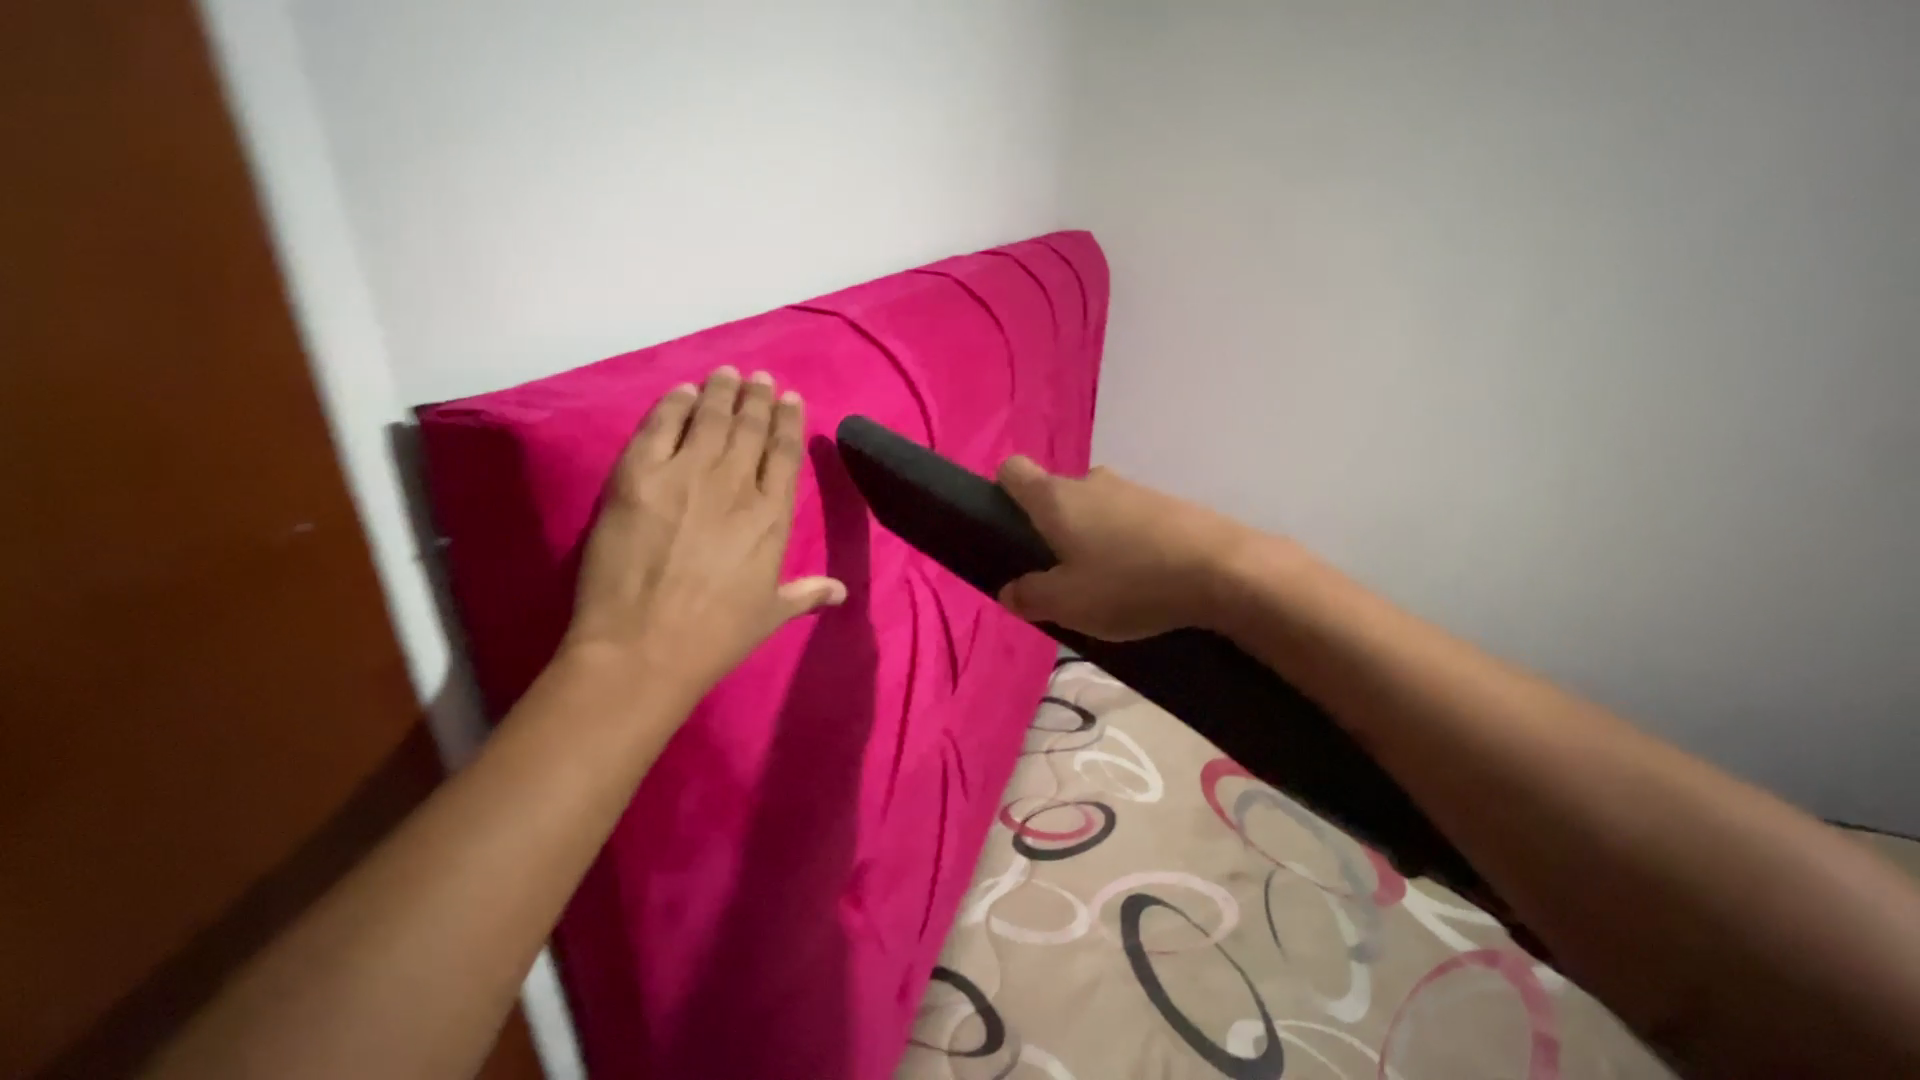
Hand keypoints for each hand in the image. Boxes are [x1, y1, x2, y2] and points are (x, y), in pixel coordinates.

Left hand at [563, 367, 844, 699]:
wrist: (643, 647)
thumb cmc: (714, 636)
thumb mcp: (770, 615)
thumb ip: (805, 594)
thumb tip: (841, 592)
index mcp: (772, 516)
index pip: (785, 453)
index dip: (789, 421)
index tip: (790, 398)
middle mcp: (734, 484)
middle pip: (750, 427)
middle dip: (757, 397)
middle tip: (758, 378)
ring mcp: (684, 474)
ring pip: (710, 418)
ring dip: (721, 392)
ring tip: (726, 374)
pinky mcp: (637, 474)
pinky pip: (660, 425)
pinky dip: (674, 404)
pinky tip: (682, 393)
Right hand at [995, 456, 1259, 640]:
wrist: (1224, 570)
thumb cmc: (1129, 584)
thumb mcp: (1067, 604)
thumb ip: (1029, 595)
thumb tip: (1009, 589)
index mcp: (1055, 498)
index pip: (1012, 470)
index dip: (1003, 493)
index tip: (1011, 530)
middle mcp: (1092, 482)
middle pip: (1057, 495)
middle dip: (1053, 528)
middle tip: (1063, 575)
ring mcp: (1134, 489)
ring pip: (1097, 509)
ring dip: (1094, 538)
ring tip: (1109, 585)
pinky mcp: (1169, 504)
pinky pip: (1133, 520)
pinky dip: (1130, 544)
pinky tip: (1145, 580)